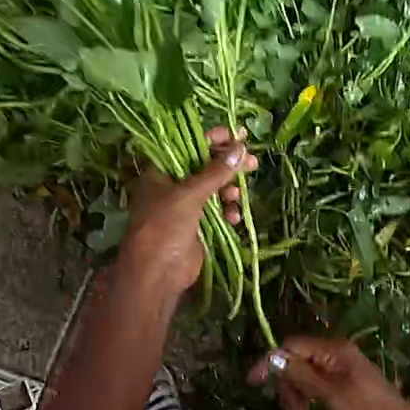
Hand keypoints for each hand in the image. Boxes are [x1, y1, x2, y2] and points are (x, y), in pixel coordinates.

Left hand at [117, 127, 258, 293]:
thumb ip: (215, 171)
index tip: (239, 136)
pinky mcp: (197, 224)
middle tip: (253, 162)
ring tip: (237, 197)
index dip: (215, 138)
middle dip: (229, 165)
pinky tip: (233, 218)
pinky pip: (218, 209)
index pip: (190, 143)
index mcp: (162, 170)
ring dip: (229, 190)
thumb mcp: (189, 195)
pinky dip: (227, 211)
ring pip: (215, 188)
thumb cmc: (164, 227)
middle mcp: (173, 184)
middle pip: (206, 165)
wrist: (157, 273)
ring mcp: (185, 205)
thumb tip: (240, 148)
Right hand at [247, 335, 409, 409]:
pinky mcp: (346, 383)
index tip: (253, 383)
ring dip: (296, 393)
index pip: (292, 345)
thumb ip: (302, 375)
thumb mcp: (332, 396)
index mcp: (335, 350)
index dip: (271, 361)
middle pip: (298, 358)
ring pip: (306, 373)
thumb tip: (273, 357)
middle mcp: (337, 353)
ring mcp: (343, 367)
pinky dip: (308, 396)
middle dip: (287, 383)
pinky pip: (317, 383)